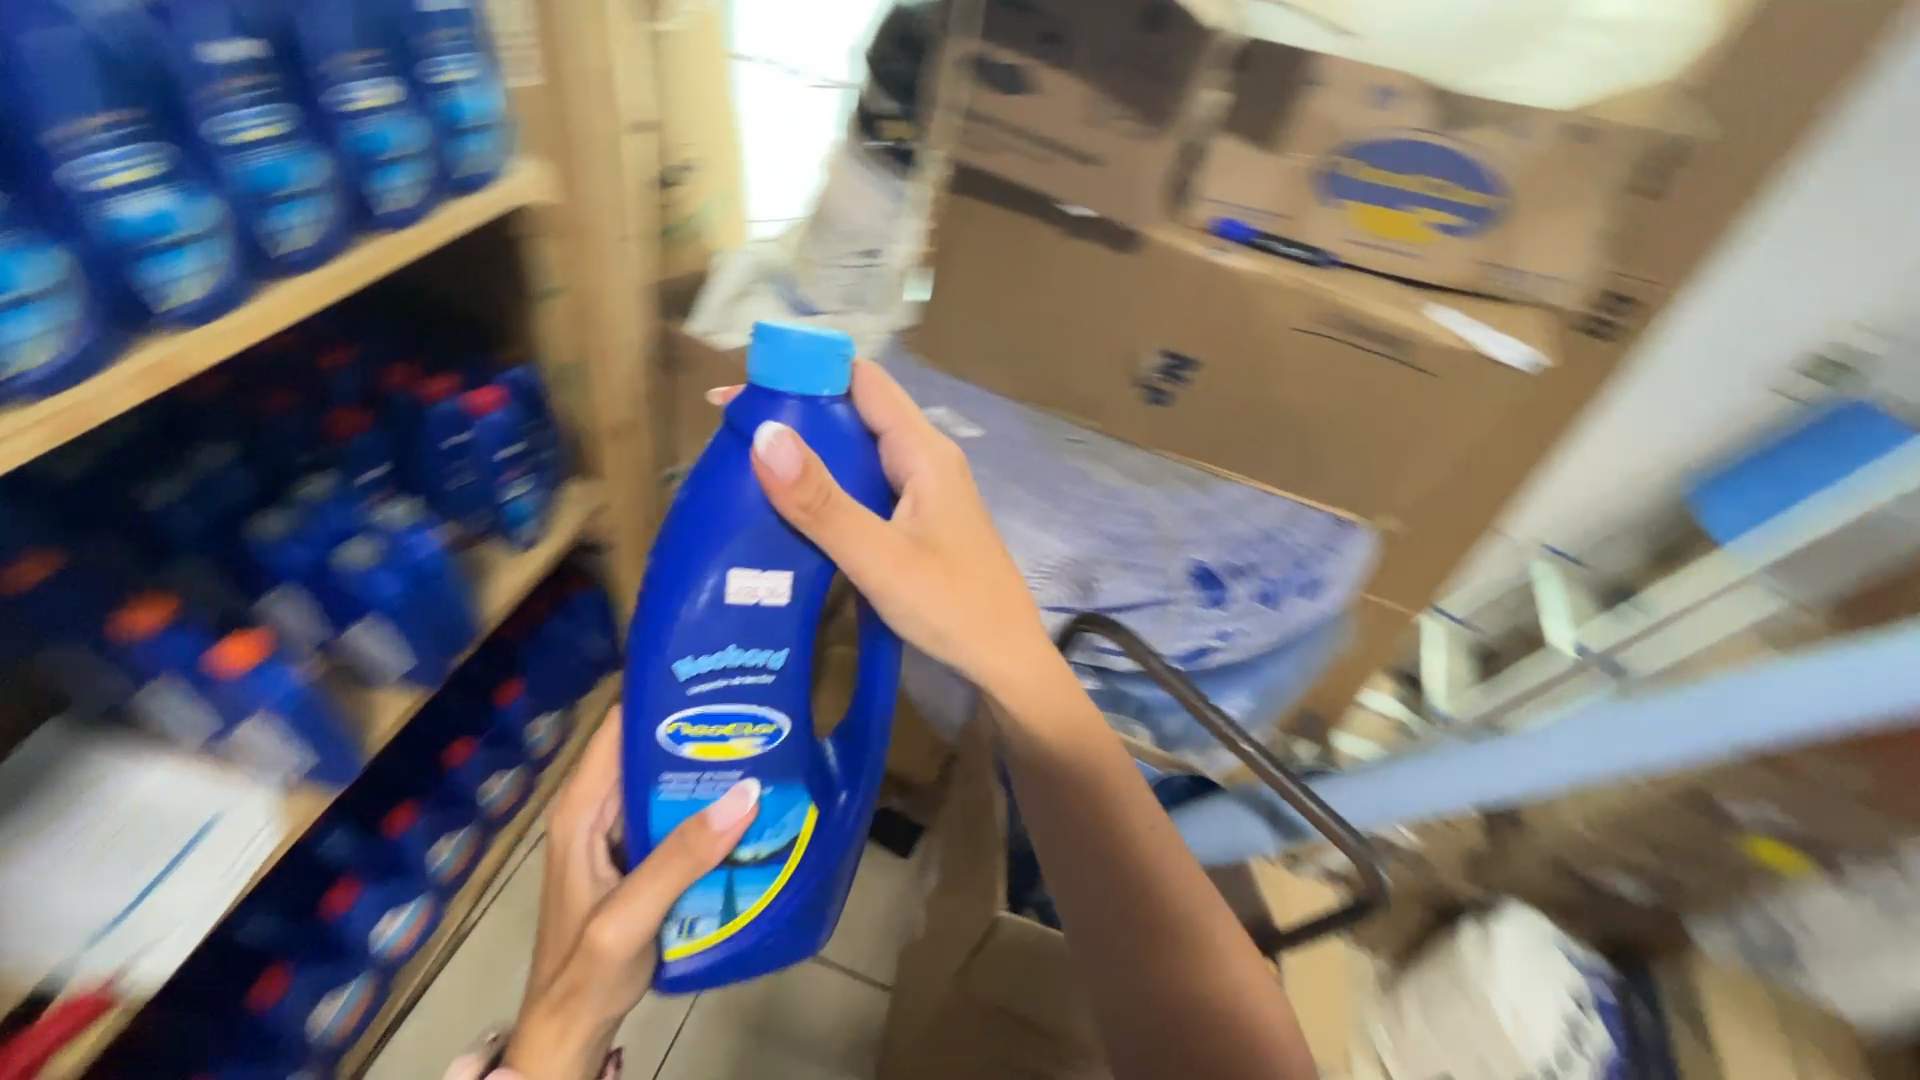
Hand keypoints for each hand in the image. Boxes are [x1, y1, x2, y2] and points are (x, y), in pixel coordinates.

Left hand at [506, 708, 759, 1079]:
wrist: (569, 1032)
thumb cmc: (585, 973)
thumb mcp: (629, 915)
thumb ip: (682, 856)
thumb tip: (748, 790)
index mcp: (581, 808)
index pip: (620, 726)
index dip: (662, 696)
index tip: (715, 679)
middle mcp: (598, 808)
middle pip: (649, 746)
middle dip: (698, 727)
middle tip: (757, 711)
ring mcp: (619, 831)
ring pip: (667, 778)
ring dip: (709, 764)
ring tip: (764, 743)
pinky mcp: (641, 854)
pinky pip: (677, 811)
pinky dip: (709, 801)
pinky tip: (749, 799)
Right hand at [711, 361, 1054, 698]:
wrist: (1006, 661)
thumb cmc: (952, 608)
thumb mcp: (879, 558)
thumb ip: (823, 502)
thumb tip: (764, 435)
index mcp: (924, 452)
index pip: (862, 381)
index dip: (804, 373)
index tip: (746, 389)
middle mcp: (926, 460)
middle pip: (857, 414)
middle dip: (799, 416)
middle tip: (734, 435)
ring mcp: (924, 493)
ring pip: (860, 454)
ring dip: (812, 455)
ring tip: (750, 469)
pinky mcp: (919, 522)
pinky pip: (868, 489)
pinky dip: (831, 489)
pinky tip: (796, 511)